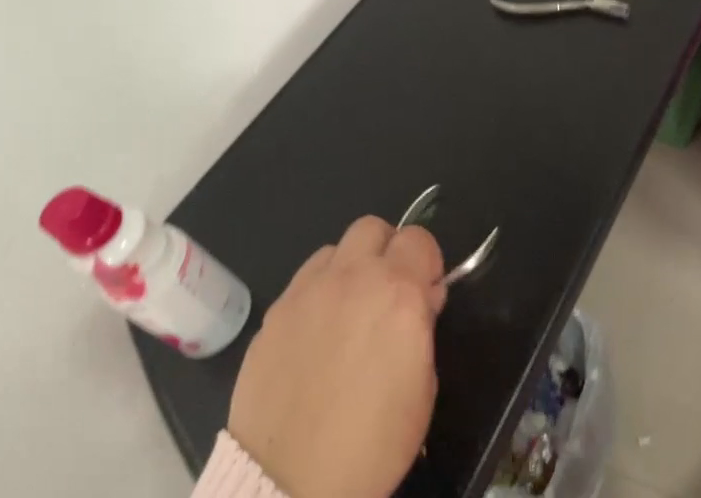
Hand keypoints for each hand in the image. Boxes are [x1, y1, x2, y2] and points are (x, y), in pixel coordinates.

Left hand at [228, 217, 445, 497]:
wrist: (291, 481)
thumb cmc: (374, 441)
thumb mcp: (424, 385)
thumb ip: (423, 326)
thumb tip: (421, 300)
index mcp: (399, 293)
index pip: (419, 239)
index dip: (427, 264)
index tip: (425, 296)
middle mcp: (352, 280)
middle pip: (373, 228)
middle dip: (387, 253)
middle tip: (389, 295)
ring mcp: (306, 294)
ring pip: (334, 250)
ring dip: (350, 270)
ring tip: (348, 313)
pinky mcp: (273, 315)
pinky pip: (303, 282)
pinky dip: (317, 294)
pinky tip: (316, 335)